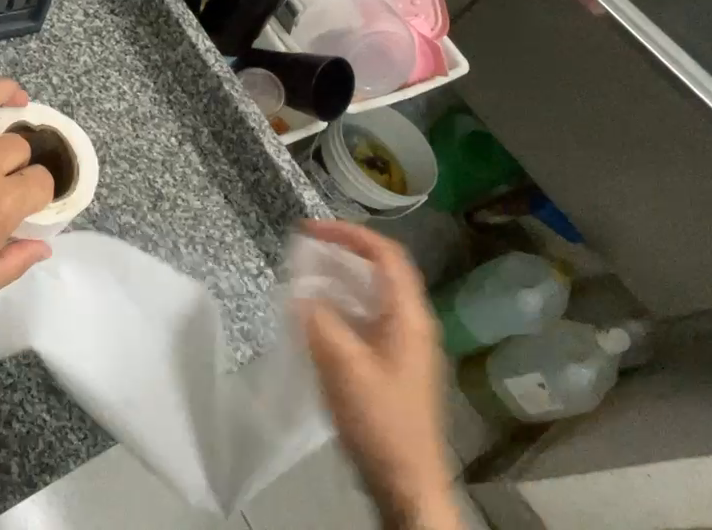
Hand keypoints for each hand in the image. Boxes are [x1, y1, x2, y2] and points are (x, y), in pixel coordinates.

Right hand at [297, 221, 461, 529]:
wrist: (406, 481)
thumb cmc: (379, 419)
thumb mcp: (342, 364)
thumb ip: (318, 320)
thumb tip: (300, 292)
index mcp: (409, 317)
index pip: (385, 255)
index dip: (348, 234)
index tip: (308, 229)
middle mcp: (412, 324)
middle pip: (379, 272)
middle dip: (340, 254)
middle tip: (301, 249)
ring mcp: (404, 346)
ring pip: (370, 297)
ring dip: (337, 281)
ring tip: (300, 278)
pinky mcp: (391, 366)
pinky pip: (364, 321)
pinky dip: (338, 308)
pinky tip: (312, 319)